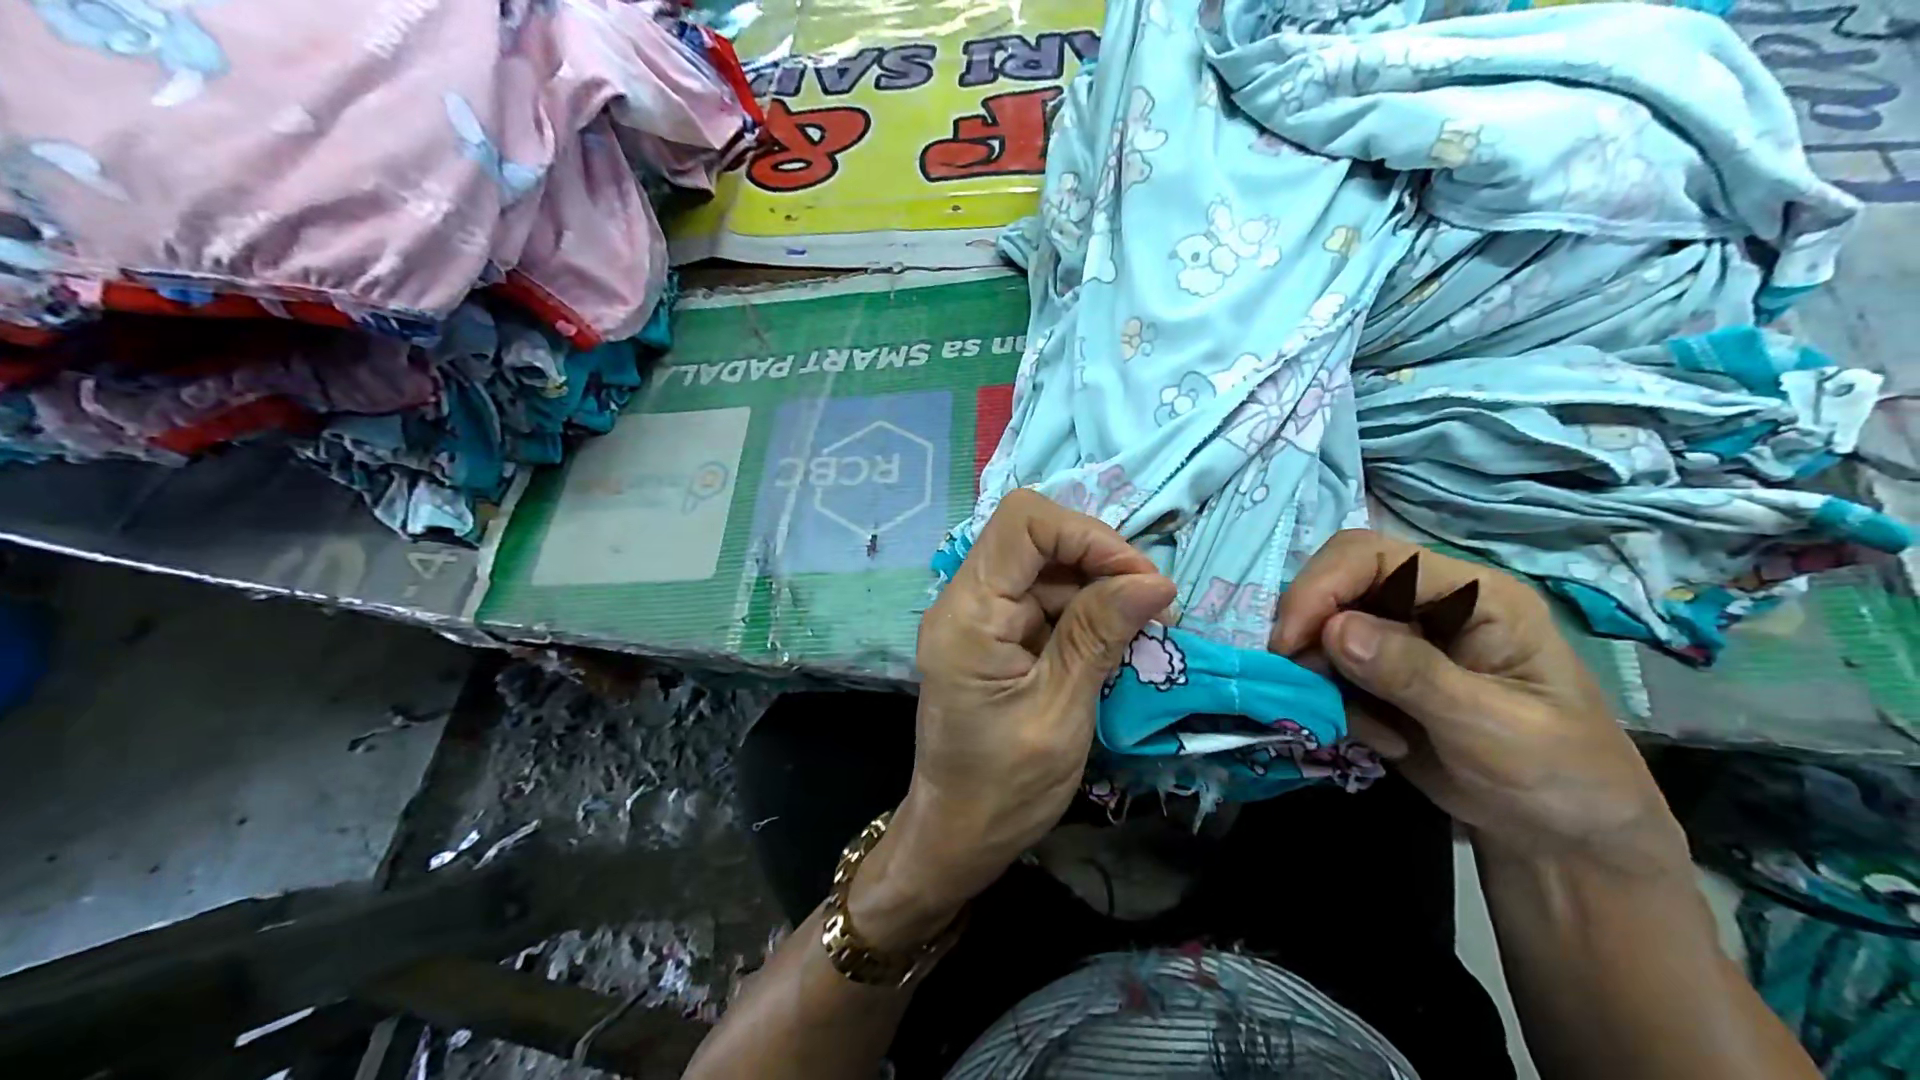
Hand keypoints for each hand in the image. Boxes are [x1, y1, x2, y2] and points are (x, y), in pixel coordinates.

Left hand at [849, 491, 1175, 946]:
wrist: (959, 834)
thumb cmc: (1005, 788)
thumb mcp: (1061, 712)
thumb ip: (1099, 635)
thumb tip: (1154, 580)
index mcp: (968, 614)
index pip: (1023, 523)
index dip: (1087, 535)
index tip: (1138, 578)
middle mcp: (965, 600)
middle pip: (1035, 538)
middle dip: (1099, 559)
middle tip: (1151, 604)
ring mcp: (979, 616)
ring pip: (1046, 567)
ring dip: (1098, 586)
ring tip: (1143, 628)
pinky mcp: (995, 634)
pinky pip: (1044, 599)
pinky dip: (1085, 610)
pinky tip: (1116, 639)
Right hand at [1272, 530, 1686, 870]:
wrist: (1565, 836)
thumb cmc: (1559, 774)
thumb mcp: (1492, 727)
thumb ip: (1414, 674)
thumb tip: (1334, 629)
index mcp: (1472, 595)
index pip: (1372, 556)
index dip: (1320, 587)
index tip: (1289, 643)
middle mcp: (1428, 604)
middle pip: (1335, 586)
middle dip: (1310, 634)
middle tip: (1305, 685)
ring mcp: (1401, 641)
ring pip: (1321, 632)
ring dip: (1323, 679)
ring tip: (1366, 730)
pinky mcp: (1378, 676)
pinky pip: (1327, 672)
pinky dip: (1335, 705)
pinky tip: (1380, 742)